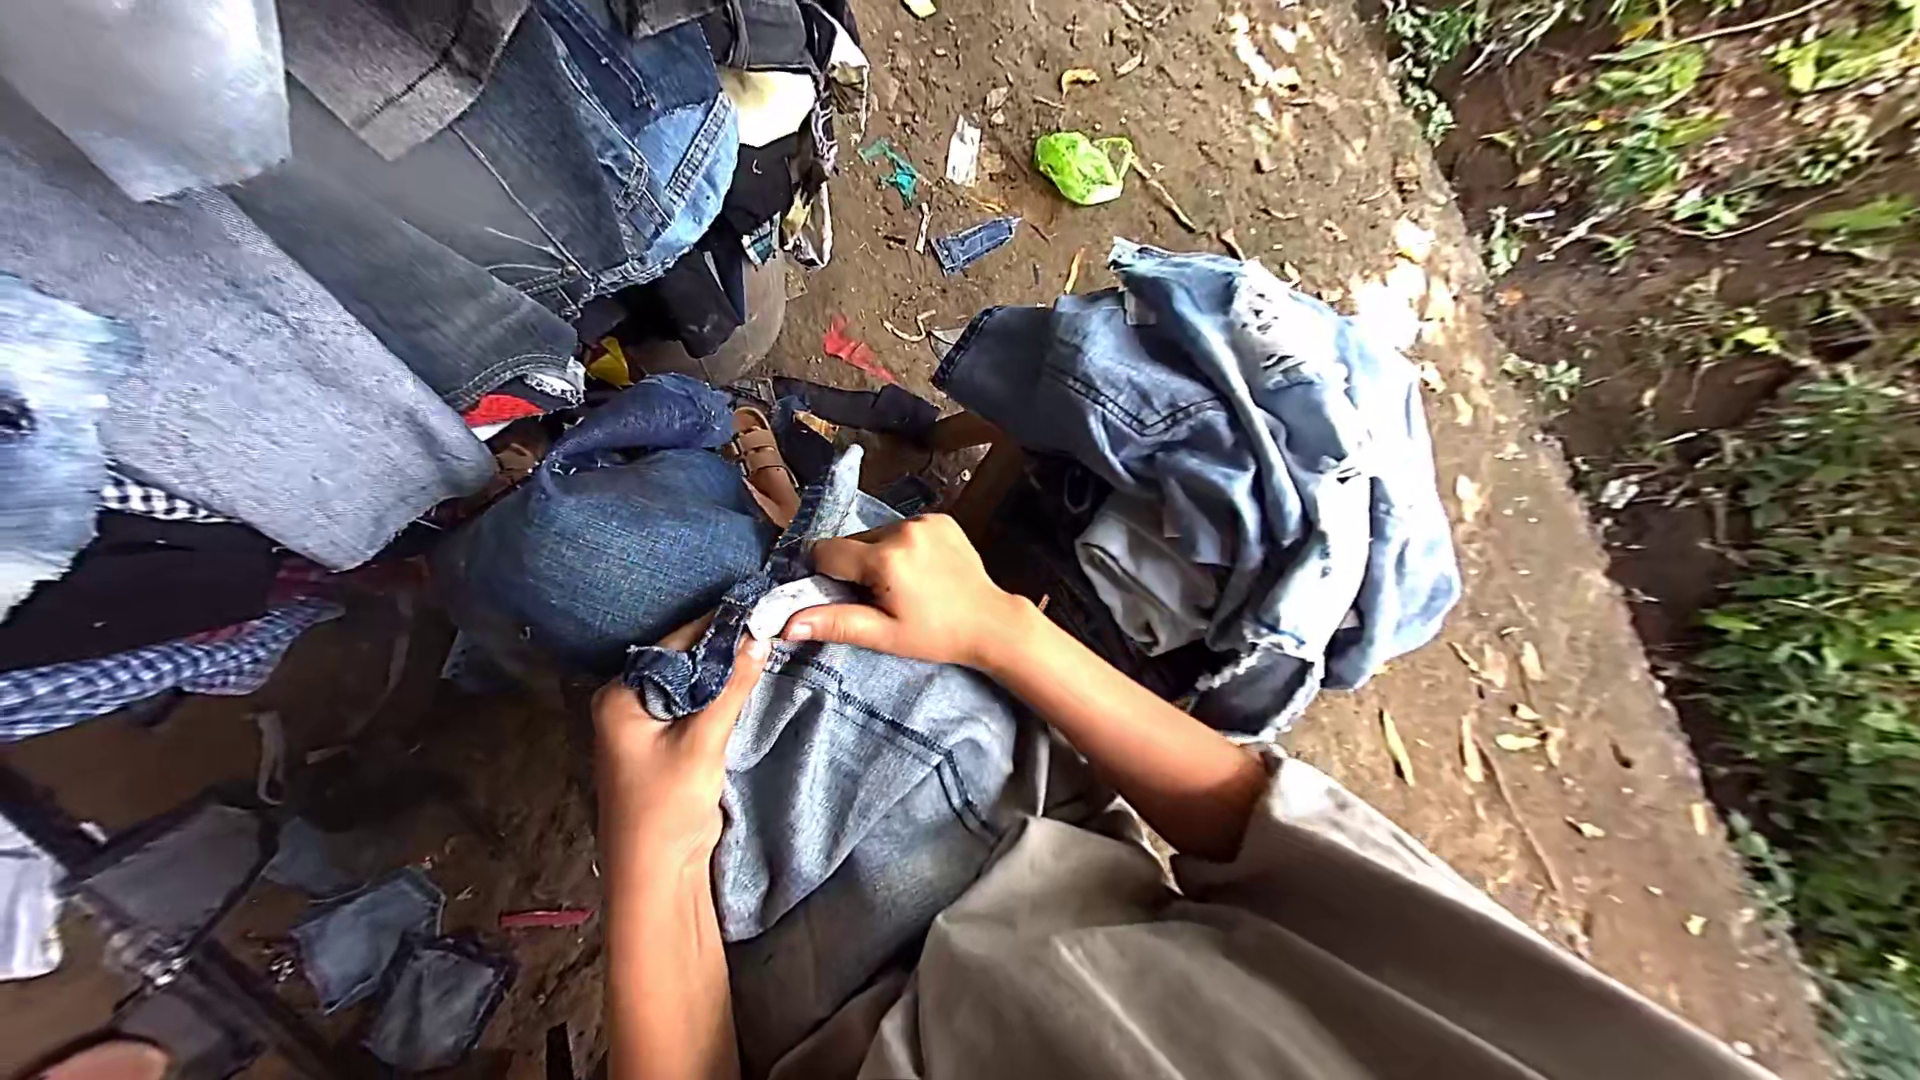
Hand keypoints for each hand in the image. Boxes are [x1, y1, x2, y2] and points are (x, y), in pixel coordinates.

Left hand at [592, 620, 768, 870]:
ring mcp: (645, 722)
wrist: (659, 872)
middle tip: (764, 623)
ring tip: (763, 642)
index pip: (672, 645)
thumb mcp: (703, 740)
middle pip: (682, 661)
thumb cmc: (667, 805)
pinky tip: (747, 677)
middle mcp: (626, 702)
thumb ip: (731, 687)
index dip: (714, 626)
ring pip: (692, 681)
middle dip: (722, 645)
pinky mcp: (665, 739)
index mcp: (619, 696)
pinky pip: (696, 702)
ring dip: (724, 668)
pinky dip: (720, 691)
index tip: (754, 608)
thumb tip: (760, 637)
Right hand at [782, 514, 1031, 670]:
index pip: (827, 551)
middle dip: (856, 566)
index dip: (828, 575)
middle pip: (853, 541)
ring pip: (877, 534)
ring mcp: (925, 521)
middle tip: (880, 595)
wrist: (991, 622)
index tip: (847, 594)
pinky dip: (903, 546)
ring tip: (904, 584)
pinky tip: (922, 570)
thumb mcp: (884, 635)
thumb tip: (786, 623)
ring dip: (879, 555)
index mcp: (886, 558)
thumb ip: (834, 623)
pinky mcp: (941, 519)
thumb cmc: (937, 635)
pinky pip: (904, 528)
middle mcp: (903, 529)